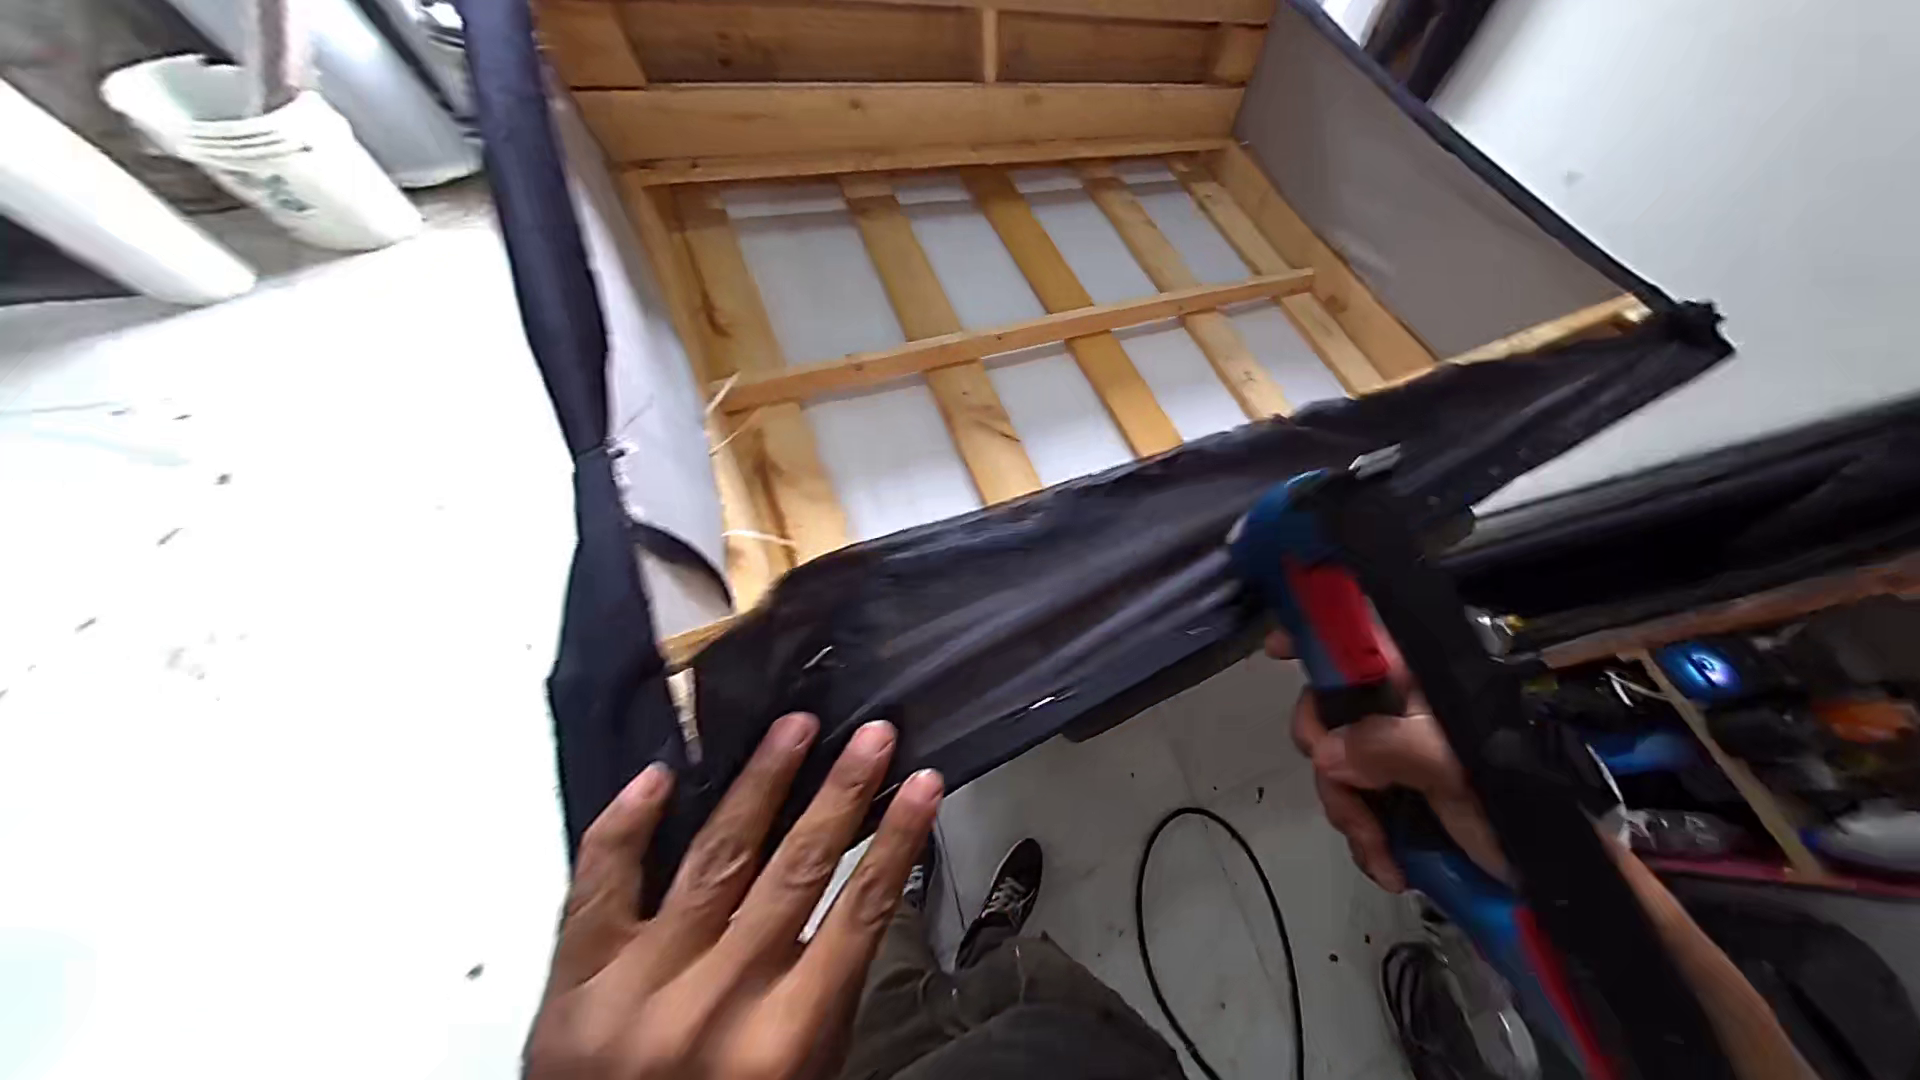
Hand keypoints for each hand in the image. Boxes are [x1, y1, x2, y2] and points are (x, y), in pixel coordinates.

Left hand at [525, 713, 943, 1079]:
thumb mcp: (803, 1072)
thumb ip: (828, 987)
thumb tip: (858, 882)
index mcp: (780, 1043)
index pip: (859, 913)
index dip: (898, 839)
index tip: (923, 783)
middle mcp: (713, 1005)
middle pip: (796, 870)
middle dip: (842, 792)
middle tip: (872, 735)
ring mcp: (637, 986)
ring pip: (715, 856)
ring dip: (762, 782)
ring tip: (795, 728)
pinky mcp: (574, 979)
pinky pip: (600, 882)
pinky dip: (629, 824)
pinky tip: (662, 774)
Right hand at [1265, 630, 1507, 890]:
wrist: (1561, 879)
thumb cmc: (1516, 801)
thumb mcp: (1459, 766)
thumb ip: (1390, 747)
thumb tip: (1324, 753)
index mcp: (1414, 686)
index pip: (1357, 641)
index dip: (1313, 635)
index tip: (1276, 650)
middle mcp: (1396, 712)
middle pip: (1325, 713)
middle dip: (1327, 762)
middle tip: (1345, 794)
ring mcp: (1390, 754)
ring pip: (1332, 766)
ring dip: (1348, 813)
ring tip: (1382, 854)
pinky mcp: (1391, 793)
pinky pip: (1348, 802)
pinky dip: (1361, 836)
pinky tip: (1385, 864)